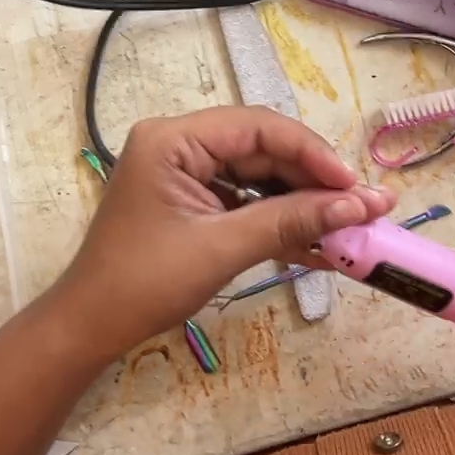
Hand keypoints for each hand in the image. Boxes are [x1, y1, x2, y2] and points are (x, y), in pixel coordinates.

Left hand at [39, 107, 394, 362]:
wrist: (91, 327)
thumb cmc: (144, 283)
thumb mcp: (222, 249)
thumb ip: (290, 222)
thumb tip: (360, 206)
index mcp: (173, 139)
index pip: (258, 127)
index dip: (311, 152)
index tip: (352, 185)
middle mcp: (180, 143)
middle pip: (262, 149)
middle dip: (313, 181)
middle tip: (363, 207)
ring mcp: (186, 172)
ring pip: (260, 175)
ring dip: (302, 203)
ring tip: (350, 226)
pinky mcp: (193, 199)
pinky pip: (246, 199)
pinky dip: (278, 220)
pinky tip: (319, 243)